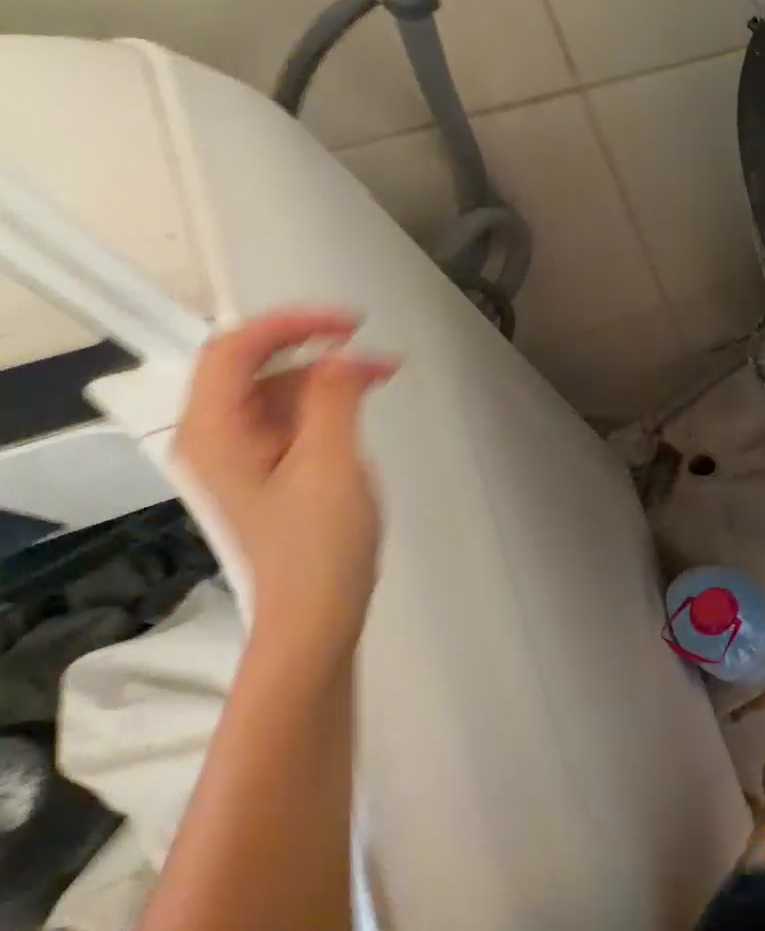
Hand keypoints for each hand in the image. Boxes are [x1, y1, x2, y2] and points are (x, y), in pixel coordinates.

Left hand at [172, 309, 398, 654]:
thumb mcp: (331, 462)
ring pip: (274, 390)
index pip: (233, 350)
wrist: (317, 609)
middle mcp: (217, 437)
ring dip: (325, 374)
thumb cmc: (321, 542)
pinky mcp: (269, 470)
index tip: (350, 322)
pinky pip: (289, 417)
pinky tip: (362, 402)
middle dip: (310, 347)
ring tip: (382, 374)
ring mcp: (242, 455)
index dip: (288, 323)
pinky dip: (326, 401)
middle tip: (369, 345)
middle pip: (250, 366)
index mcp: (215, 431)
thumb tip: (342, 353)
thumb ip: (332, 398)